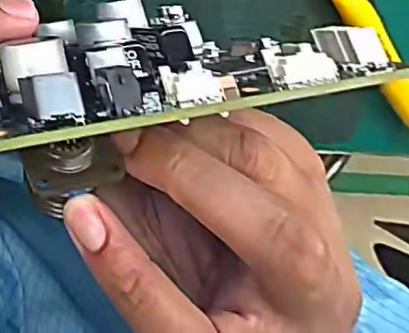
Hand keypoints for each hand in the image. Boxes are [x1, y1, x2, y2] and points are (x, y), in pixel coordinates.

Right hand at [63, 110, 360, 331]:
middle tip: (120, 138)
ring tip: (142, 135)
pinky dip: (203, 115)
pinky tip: (172, 133)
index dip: (185, 174)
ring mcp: (312, 197)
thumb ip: (133, 282)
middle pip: (259, 160)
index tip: (120, 150)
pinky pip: (253, 121)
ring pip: (258, 128)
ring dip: (189, 120)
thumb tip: (83, 214)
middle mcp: (325, 239)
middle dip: (176, 138)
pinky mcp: (290, 170)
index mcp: (309, 293)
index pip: (267, 227)